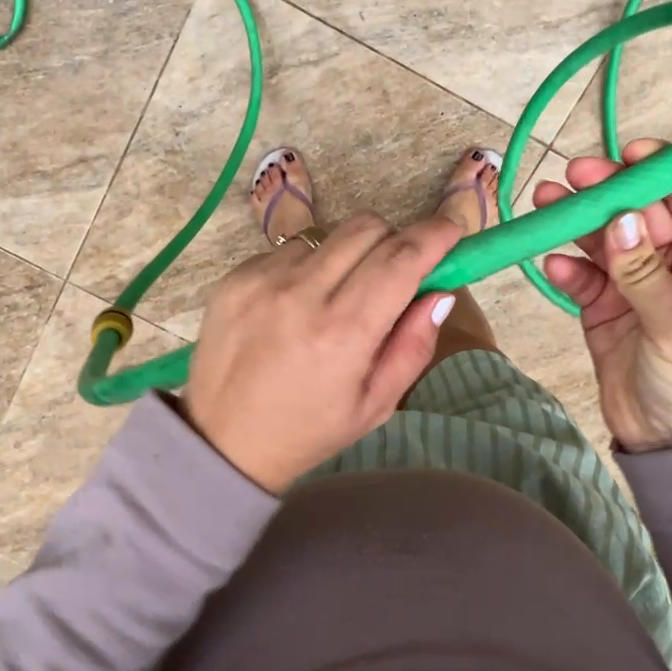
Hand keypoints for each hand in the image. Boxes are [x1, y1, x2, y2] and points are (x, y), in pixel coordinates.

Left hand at [183, 213, 461, 492]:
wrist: (221, 442)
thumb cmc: (308, 430)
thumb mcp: (375, 404)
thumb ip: (414, 345)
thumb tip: (441, 292)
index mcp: (344, 331)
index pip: (401, 258)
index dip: (433, 235)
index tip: (450, 229)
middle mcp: (302, 294)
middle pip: (367, 228)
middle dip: (393, 241)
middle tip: (393, 274)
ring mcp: (263, 280)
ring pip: (328, 236)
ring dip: (346, 257)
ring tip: (334, 299)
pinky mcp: (236, 276)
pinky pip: (288, 251)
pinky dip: (306, 268)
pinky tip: (295, 307)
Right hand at [532, 139, 671, 451]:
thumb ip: (645, 271)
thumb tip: (619, 219)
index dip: (660, 172)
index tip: (627, 155)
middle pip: (637, 210)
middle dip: (606, 191)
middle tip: (571, 175)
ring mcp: (636, 282)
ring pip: (603, 237)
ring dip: (575, 221)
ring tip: (543, 202)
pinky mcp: (604, 305)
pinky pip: (582, 276)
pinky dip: (566, 268)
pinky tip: (553, 265)